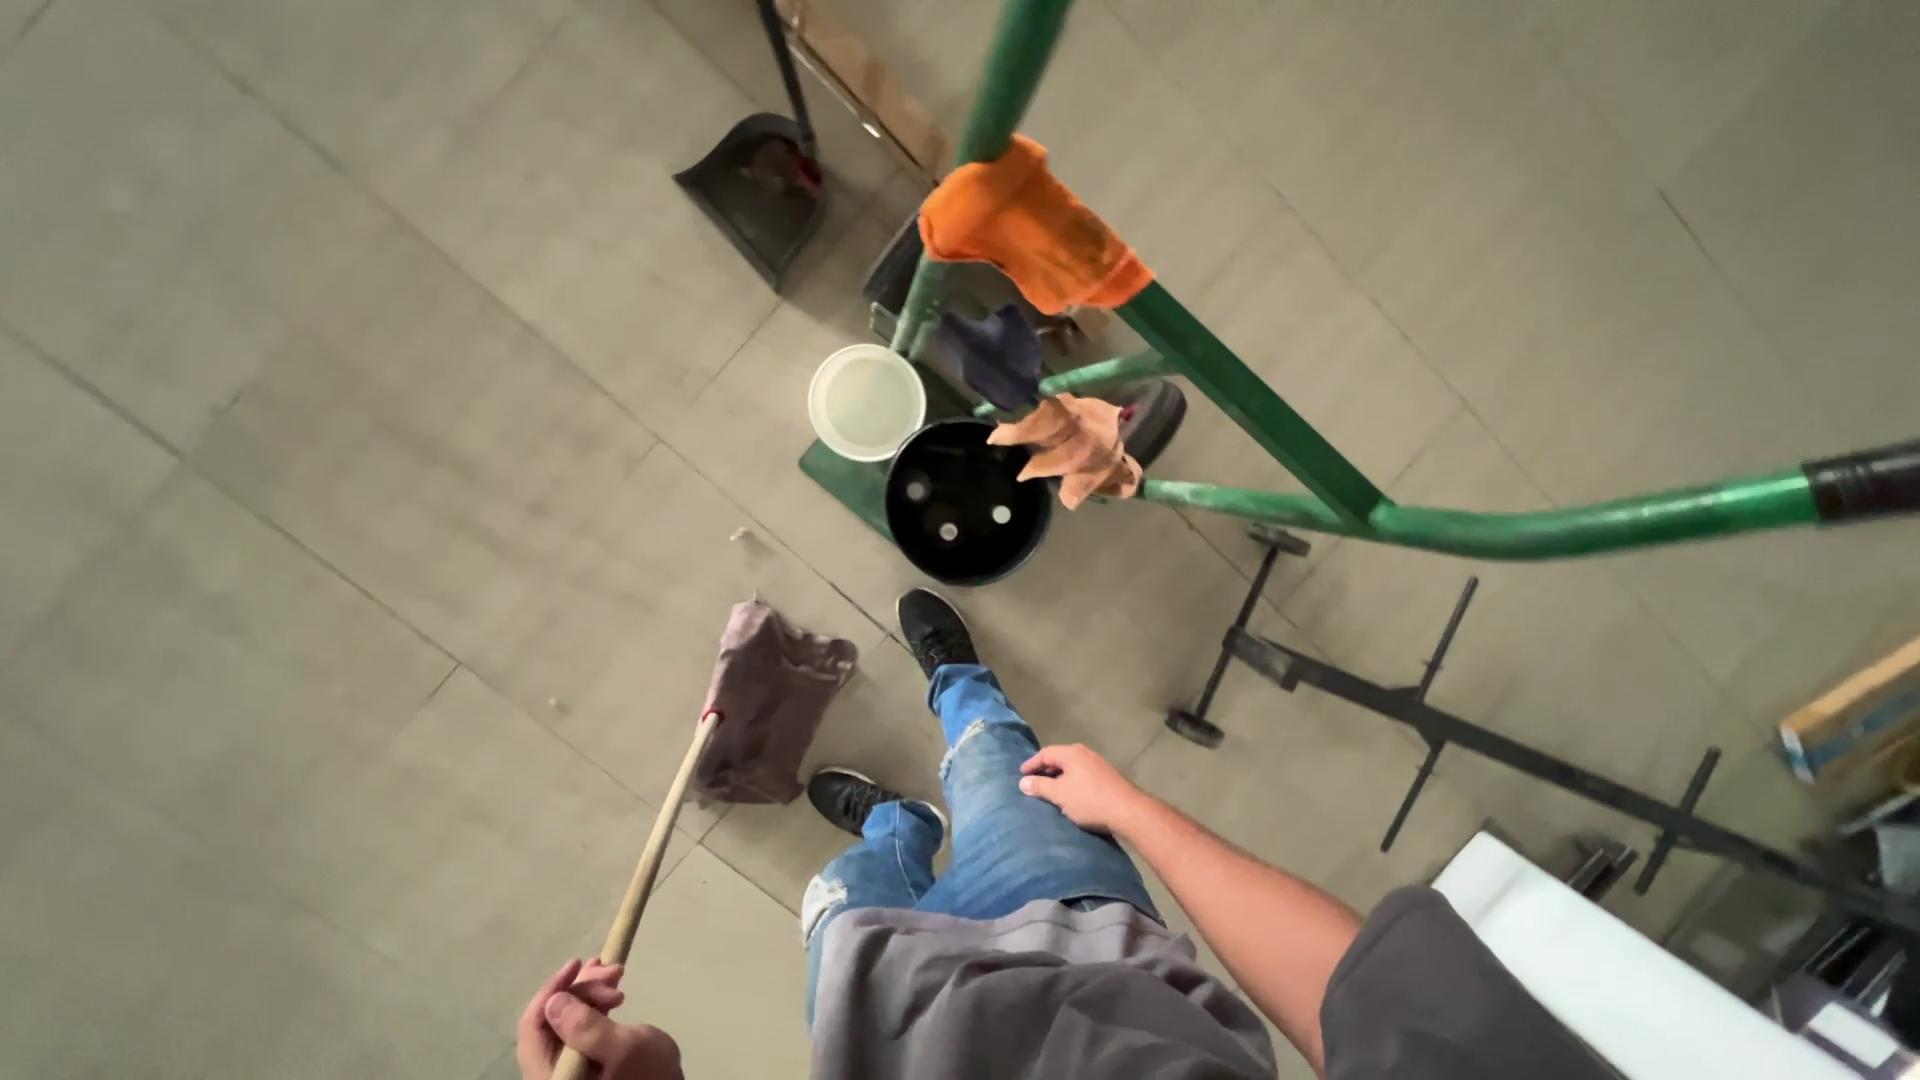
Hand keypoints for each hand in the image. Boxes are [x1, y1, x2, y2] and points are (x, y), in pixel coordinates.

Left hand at [517, 958, 681, 1079]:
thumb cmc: (649, 1075)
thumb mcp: (622, 1050)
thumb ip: (586, 1028)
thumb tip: (554, 1001)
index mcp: (551, 1078)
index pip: (532, 1030)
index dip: (551, 992)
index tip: (577, 965)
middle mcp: (550, 1073)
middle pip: (549, 1020)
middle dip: (580, 989)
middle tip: (615, 974)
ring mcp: (565, 1066)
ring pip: (565, 1017)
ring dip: (590, 990)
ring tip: (618, 973)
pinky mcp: (581, 1058)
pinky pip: (578, 1023)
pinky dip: (593, 1000)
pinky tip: (609, 982)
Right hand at [1019, 744, 1155, 835]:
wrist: (1127, 811)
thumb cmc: (1089, 800)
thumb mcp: (1059, 794)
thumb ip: (1040, 786)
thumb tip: (1023, 782)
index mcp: (1072, 753)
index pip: (1046, 753)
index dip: (1032, 763)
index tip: (1021, 774)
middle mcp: (1085, 754)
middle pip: (1059, 758)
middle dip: (1045, 770)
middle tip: (1033, 782)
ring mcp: (1098, 765)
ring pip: (1072, 768)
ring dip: (1059, 777)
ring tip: (1049, 790)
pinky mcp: (1107, 777)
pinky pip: (1082, 775)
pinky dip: (1071, 782)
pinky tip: (1070, 795)